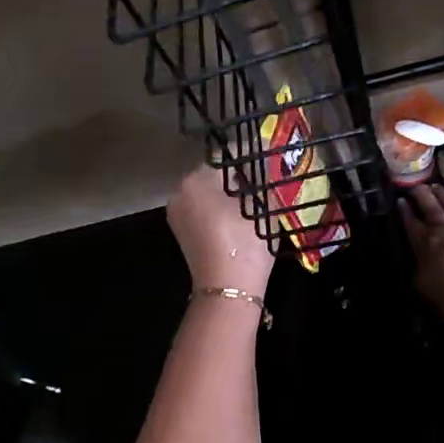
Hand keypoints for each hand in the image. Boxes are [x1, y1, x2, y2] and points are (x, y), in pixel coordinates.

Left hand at [167, 164, 274, 291]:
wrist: (227, 288)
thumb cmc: (246, 242)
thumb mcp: (261, 205)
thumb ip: (260, 177)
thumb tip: (263, 159)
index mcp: (198, 178)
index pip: (226, 154)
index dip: (249, 154)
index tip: (267, 157)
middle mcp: (180, 189)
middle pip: (213, 172)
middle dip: (236, 174)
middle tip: (261, 180)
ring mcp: (176, 210)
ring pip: (205, 190)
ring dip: (226, 191)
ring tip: (251, 199)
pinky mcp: (179, 229)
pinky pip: (200, 207)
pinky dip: (216, 207)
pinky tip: (235, 216)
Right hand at [400, 184, 443, 325]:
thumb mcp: (421, 283)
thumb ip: (419, 264)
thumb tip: (421, 255)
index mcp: (425, 244)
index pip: (412, 222)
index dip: (405, 211)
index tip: (401, 200)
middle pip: (432, 208)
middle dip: (422, 195)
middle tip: (416, 186)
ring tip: (437, 186)